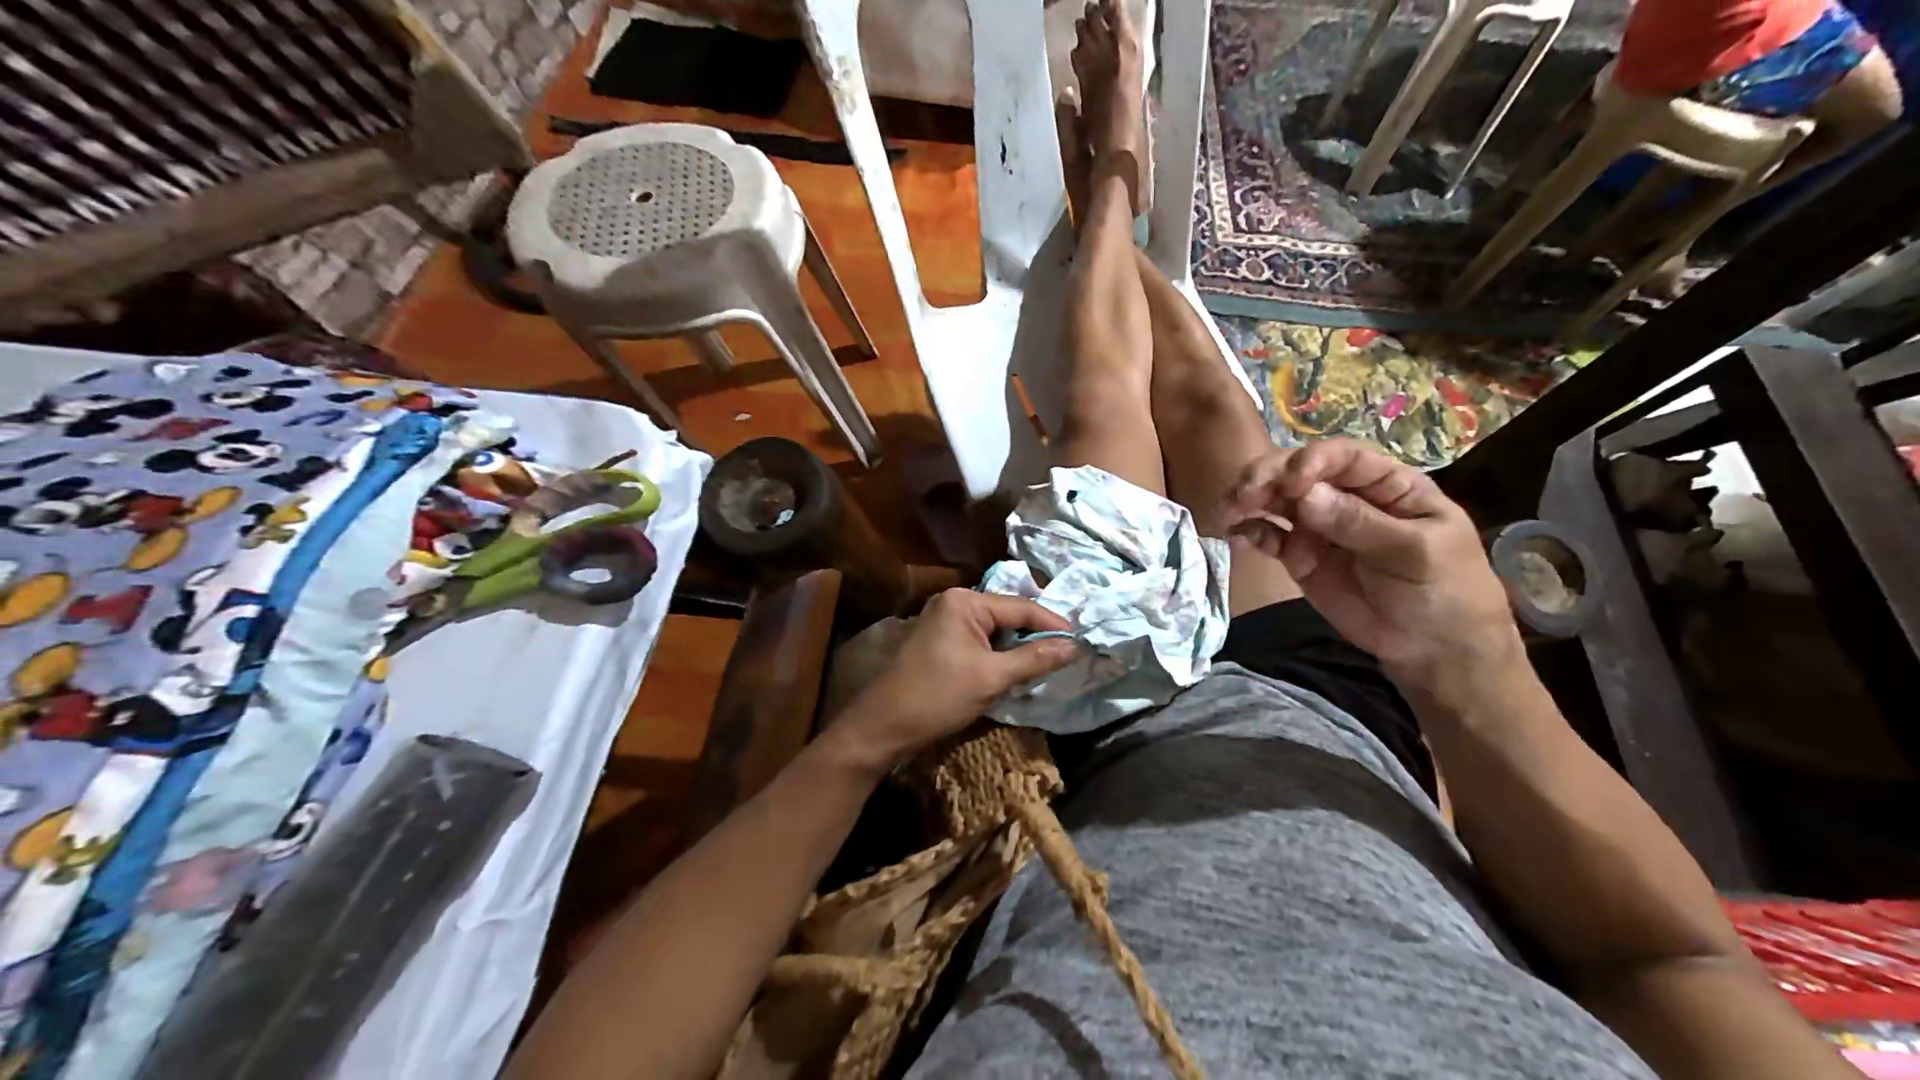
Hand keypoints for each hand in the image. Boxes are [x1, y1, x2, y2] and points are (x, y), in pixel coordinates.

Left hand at [826, 589, 1079, 770]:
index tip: (1081, 643)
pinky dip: (998, 654)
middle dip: (1035, 636)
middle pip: (1007, 615)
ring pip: (994, 630)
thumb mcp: (992, 678)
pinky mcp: (939, 641)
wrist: (883, 725)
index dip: (1052, 625)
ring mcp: (943, 621)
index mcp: (965, 601)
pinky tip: (1014, 670)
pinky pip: (979, 641)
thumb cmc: (938, 696)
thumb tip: (1074, 646)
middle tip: (1066, 655)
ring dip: (1017, 647)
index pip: (1021, 607)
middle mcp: (953, 602)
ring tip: (1045, 664)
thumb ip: (1035, 658)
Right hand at [1220, 439, 1521, 693]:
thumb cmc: (1443, 591)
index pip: (1344, 458)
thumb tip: (1303, 495)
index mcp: (1386, 484)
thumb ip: (1359, 523)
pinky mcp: (1298, 554)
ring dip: (1248, 500)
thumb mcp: (1414, 553)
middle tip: (1242, 495)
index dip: (1313, 461)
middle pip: (1299, 472)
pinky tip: (1234, 535)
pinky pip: (1267, 534)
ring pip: (1276, 499)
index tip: (1291, 482)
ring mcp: (1319, 525)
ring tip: (1225, 513)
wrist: (1432, 648)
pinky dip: (1248, 530)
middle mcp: (1346, 495)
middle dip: (1267, 477)